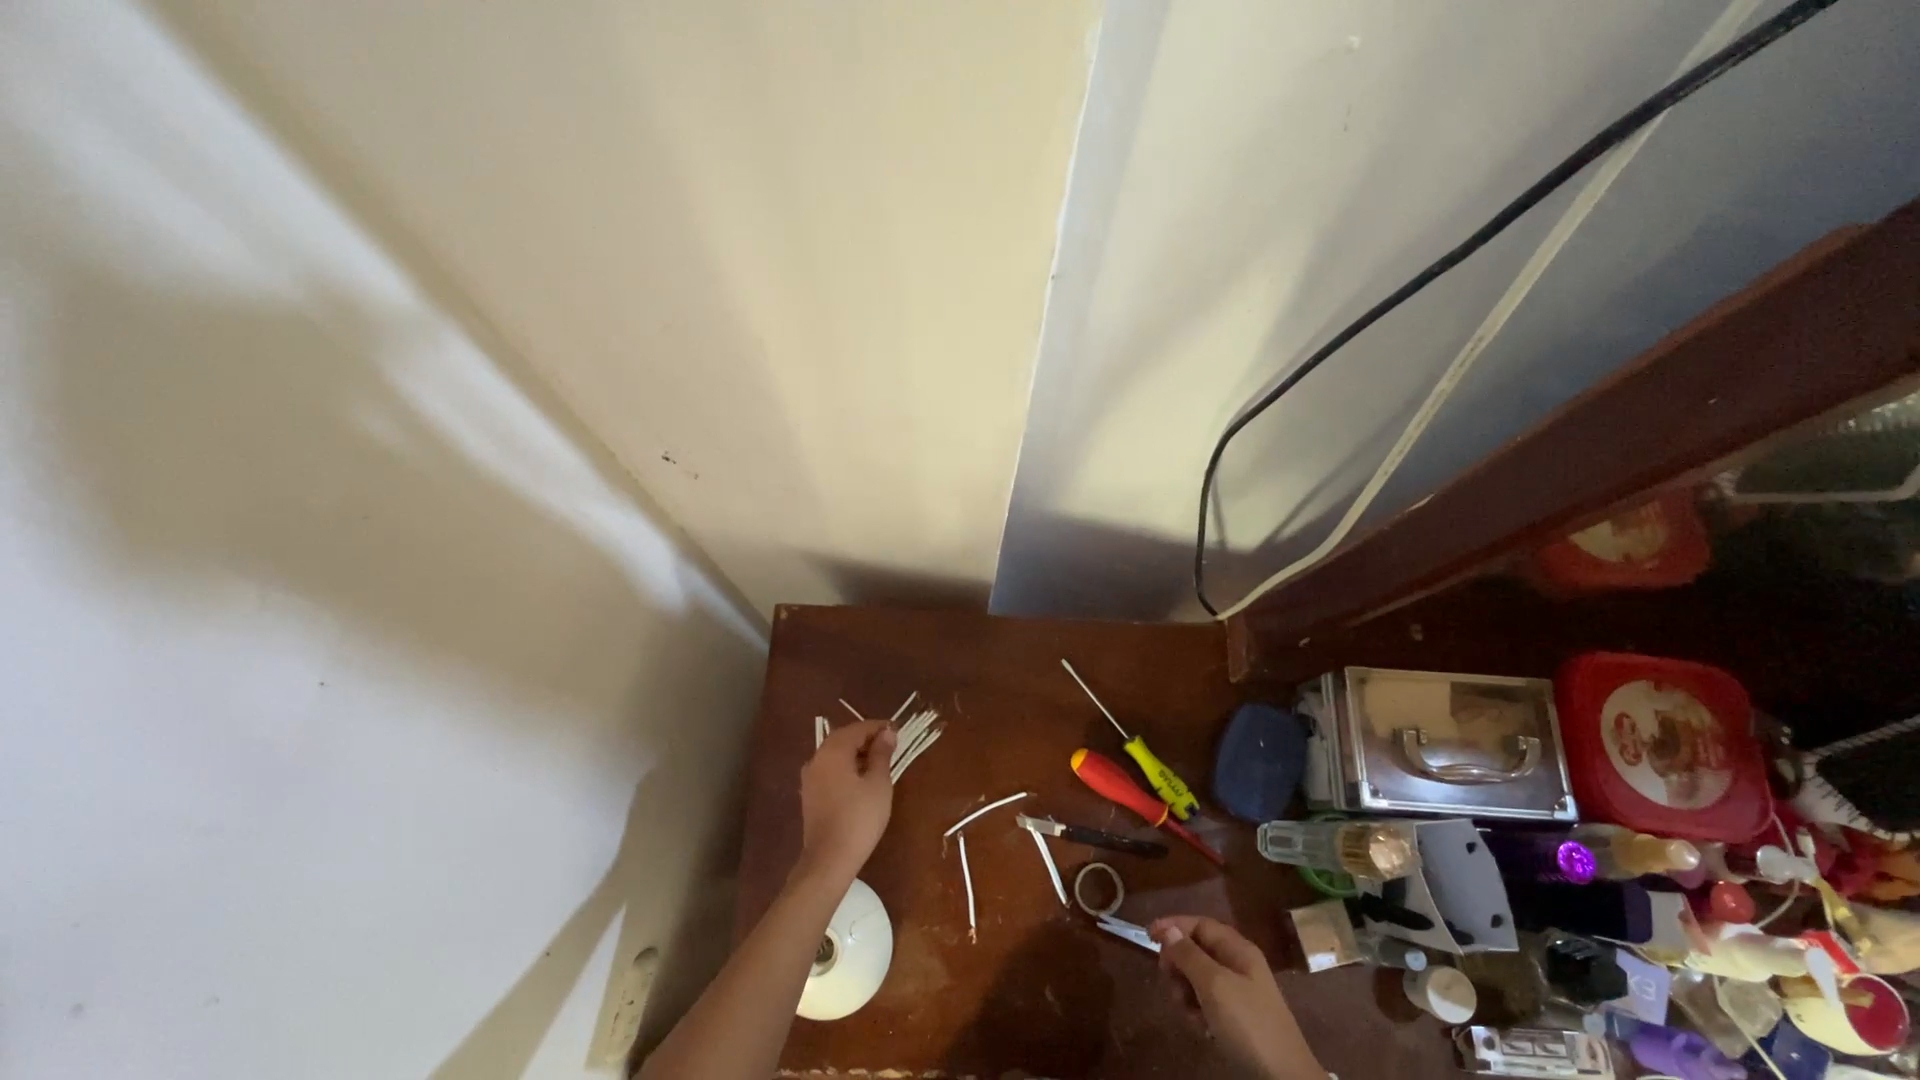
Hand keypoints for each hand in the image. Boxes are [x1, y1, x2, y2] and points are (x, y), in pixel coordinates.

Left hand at [793, 718, 896, 884]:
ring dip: (856, 753)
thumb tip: (887, 733)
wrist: (829, 858)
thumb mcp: (878, 784)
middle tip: (890, 744)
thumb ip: (882, 754)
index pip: (857, 728)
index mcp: (832, 752)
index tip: (897, 731)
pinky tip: (861, 779)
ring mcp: (810, 777)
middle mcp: (816, 758)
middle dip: (866, 738)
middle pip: (843, 738)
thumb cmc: (859, 818)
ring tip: (879, 761)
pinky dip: (846, 767)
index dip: (878, 727)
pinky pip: (829, 769)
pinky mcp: (810, 793)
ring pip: (835, 754)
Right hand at [1150, 916, 1320, 1079]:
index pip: (1200, 924)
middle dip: (1178, 966)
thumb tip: (1169, 929)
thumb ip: (1189, 954)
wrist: (1282, 1077)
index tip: (1147, 937)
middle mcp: (1237, 965)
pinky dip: (1197, 1013)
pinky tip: (1202, 1029)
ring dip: (1185, 994)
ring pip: (1196, 979)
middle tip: (1170, 982)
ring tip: (1190, 1014)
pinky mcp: (1233, 1017)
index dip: (1173, 926)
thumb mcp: (1215, 985)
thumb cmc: (1248, 1023)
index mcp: (1237, 950)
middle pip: (1195, 951)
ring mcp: (1236, 993)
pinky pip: (1205, 1003)